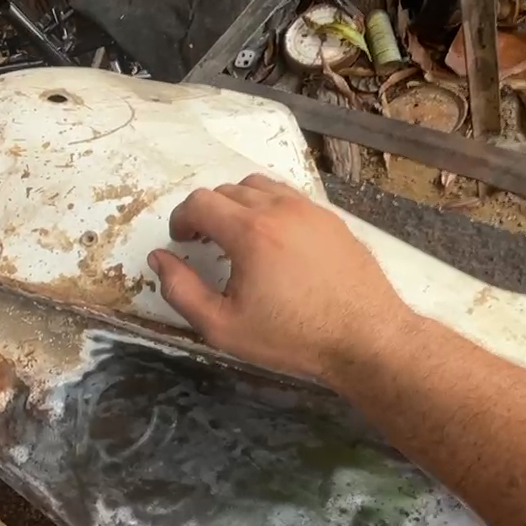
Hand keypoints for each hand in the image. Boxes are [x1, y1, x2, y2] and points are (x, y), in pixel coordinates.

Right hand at [146, 174, 418, 385]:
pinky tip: (270, 242)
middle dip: (206, 212)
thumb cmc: (290, 337)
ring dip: (237, 205)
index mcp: (250, 232)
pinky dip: (267, 208)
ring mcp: (310, 210)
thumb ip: (181, 290)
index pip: (200, 202)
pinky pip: (288, 197)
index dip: (180, 219)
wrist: (365, 338)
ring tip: (235, 238)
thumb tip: (160, 259)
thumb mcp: (221, 326)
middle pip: (227, 190)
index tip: (180, 241)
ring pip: (259, 186)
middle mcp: (280, 209)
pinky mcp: (331, 219)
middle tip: (202, 243)